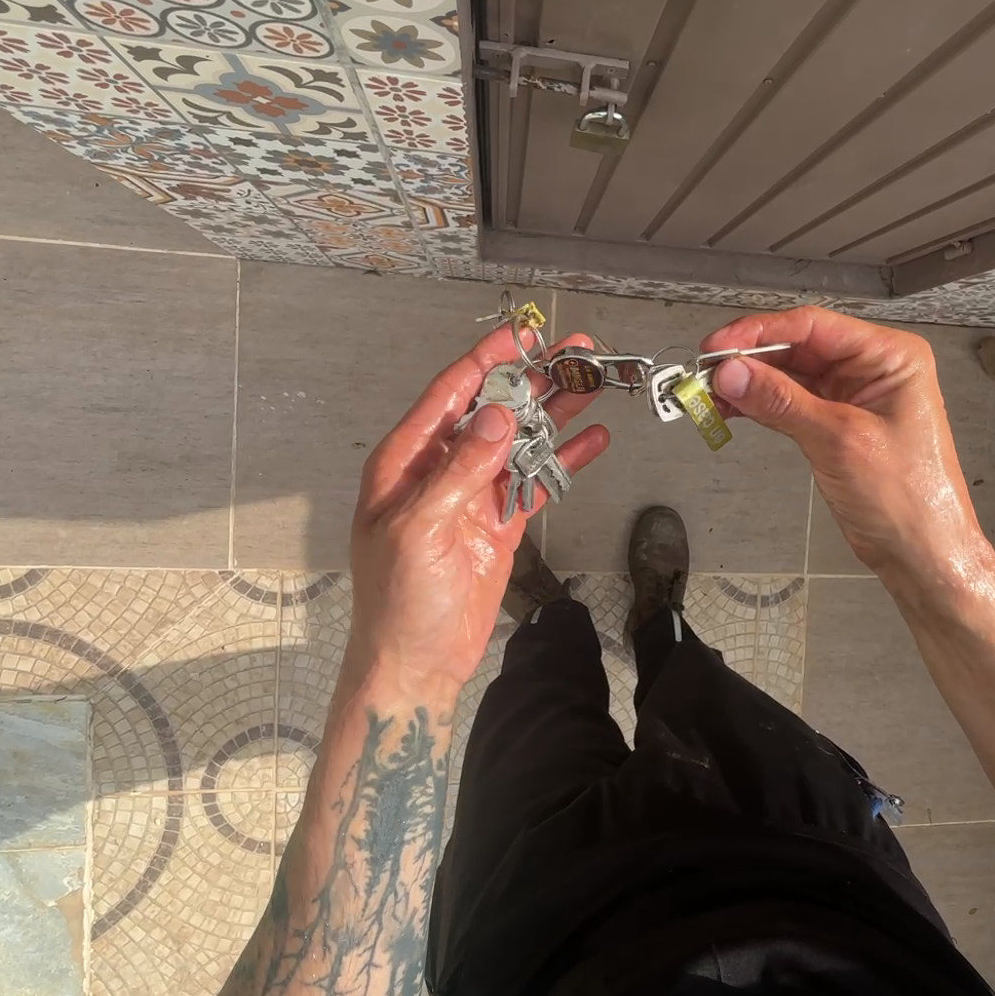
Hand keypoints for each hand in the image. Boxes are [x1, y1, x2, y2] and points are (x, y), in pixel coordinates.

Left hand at [348, 325, 607, 692]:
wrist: (418, 662)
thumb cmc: (400, 598)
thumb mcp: (420, 528)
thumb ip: (459, 471)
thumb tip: (498, 414)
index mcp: (409, 461)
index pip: (450, 395)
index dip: (486, 361)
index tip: (524, 334)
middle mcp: (443, 468)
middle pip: (494, 410)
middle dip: (533, 380)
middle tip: (577, 351)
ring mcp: (477, 494)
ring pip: (521, 442)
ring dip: (556, 414)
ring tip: (594, 382)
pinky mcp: (502, 521)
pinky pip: (538, 482)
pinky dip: (565, 461)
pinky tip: (594, 439)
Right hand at [701, 307, 994, 586]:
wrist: (921, 554)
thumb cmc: (904, 497)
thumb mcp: (838, 440)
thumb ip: (781, 402)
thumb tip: (728, 373)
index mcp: (888, 355)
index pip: (813, 326)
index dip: (760, 332)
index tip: (716, 346)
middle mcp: (870, 366)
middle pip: (797, 347)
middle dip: (749, 360)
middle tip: (704, 373)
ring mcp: (851, 395)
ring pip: (788, 376)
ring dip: (748, 383)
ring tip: (707, 394)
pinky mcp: (834, 423)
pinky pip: (789, 403)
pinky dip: (759, 406)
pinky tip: (729, 410)